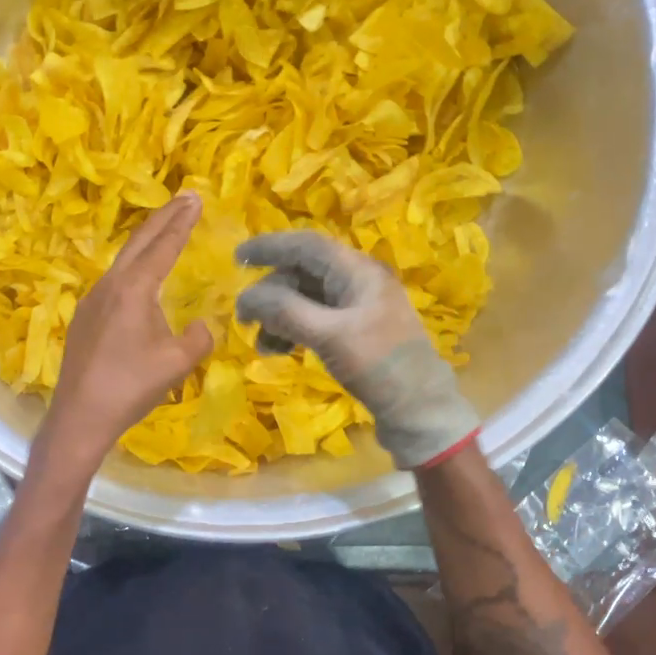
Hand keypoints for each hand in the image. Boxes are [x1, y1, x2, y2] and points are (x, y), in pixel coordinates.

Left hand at [43, 193, 213, 463]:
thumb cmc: (130, 387)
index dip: (181, 223)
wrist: (79, 416)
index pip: (162, 246)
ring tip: (163, 231)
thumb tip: (200, 325)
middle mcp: (109, 287)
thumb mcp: (177, 364)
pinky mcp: (83, 320)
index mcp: (133, 289)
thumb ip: (197, 338)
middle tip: (184, 198)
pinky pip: (112, 282)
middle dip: (163, 219)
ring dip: (144, 243)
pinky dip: (131, 268)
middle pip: (138, 243)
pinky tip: (137, 279)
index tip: (196, 199)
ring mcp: (91, 302)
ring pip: (121, 262)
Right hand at [235, 230, 479, 469]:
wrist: (419, 409)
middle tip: (243, 319)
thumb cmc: (378, 366)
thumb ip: (285, 311)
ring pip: (305, 299)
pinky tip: (280, 350)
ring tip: (262, 345)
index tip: (235, 258)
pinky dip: (292, 331)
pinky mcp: (354, 332)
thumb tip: (245, 297)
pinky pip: (314, 320)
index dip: (270, 247)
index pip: (307, 245)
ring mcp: (357, 308)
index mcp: (358, 271)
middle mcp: (358, 281)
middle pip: (302, 273)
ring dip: (278, 317)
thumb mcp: (329, 335)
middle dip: (270, 293)